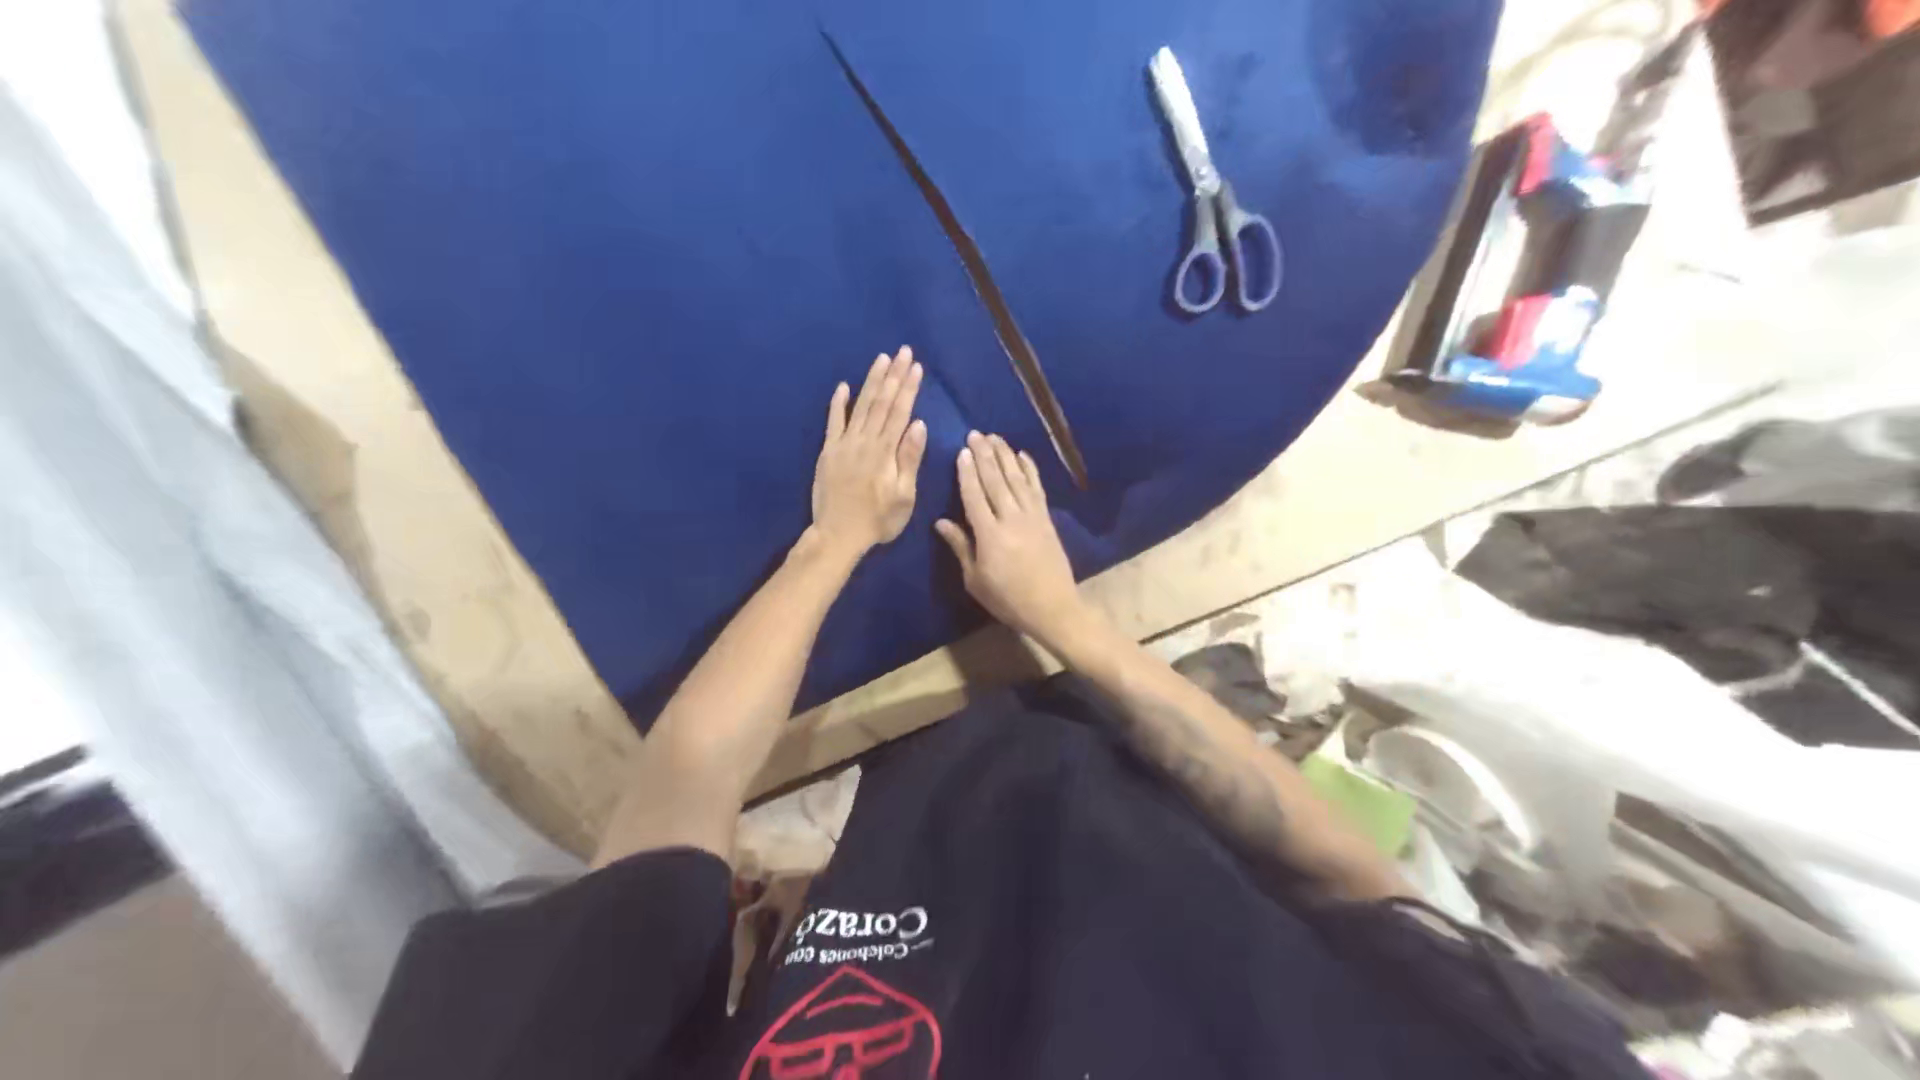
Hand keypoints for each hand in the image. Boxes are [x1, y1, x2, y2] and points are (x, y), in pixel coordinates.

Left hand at [811, 347, 926, 556]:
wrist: (838, 534)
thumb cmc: (878, 520)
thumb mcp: (904, 496)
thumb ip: (909, 458)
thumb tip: (918, 424)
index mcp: (885, 451)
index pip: (900, 411)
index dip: (908, 387)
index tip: (916, 366)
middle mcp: (864, 441)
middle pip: (881, 402)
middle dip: (893, 375)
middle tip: (902, 351)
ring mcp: (843, 444)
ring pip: (860, 406)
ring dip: (871, 381)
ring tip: (881, 359)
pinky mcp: (828, 451)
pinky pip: (833, 422)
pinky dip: (838, 403)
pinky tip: (843, 386)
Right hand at [934, 431, 1095, 650]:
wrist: (1053, 608)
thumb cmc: (1008, 599)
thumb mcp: (975, 580)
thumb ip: (961, 547)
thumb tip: (940, 521)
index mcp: (989, 535)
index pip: (974, 495)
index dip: (967, 472)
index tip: (961, 451)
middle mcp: (1011, 519)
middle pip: (995, 480)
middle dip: (984, 455)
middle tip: (975, 434)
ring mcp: (1032, 516)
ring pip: (1016, 478)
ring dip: (1005, 455)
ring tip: (994, 437)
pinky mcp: (1047, 519)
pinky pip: (1036, 488)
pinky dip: (1029, 469)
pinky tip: (1022, 455)